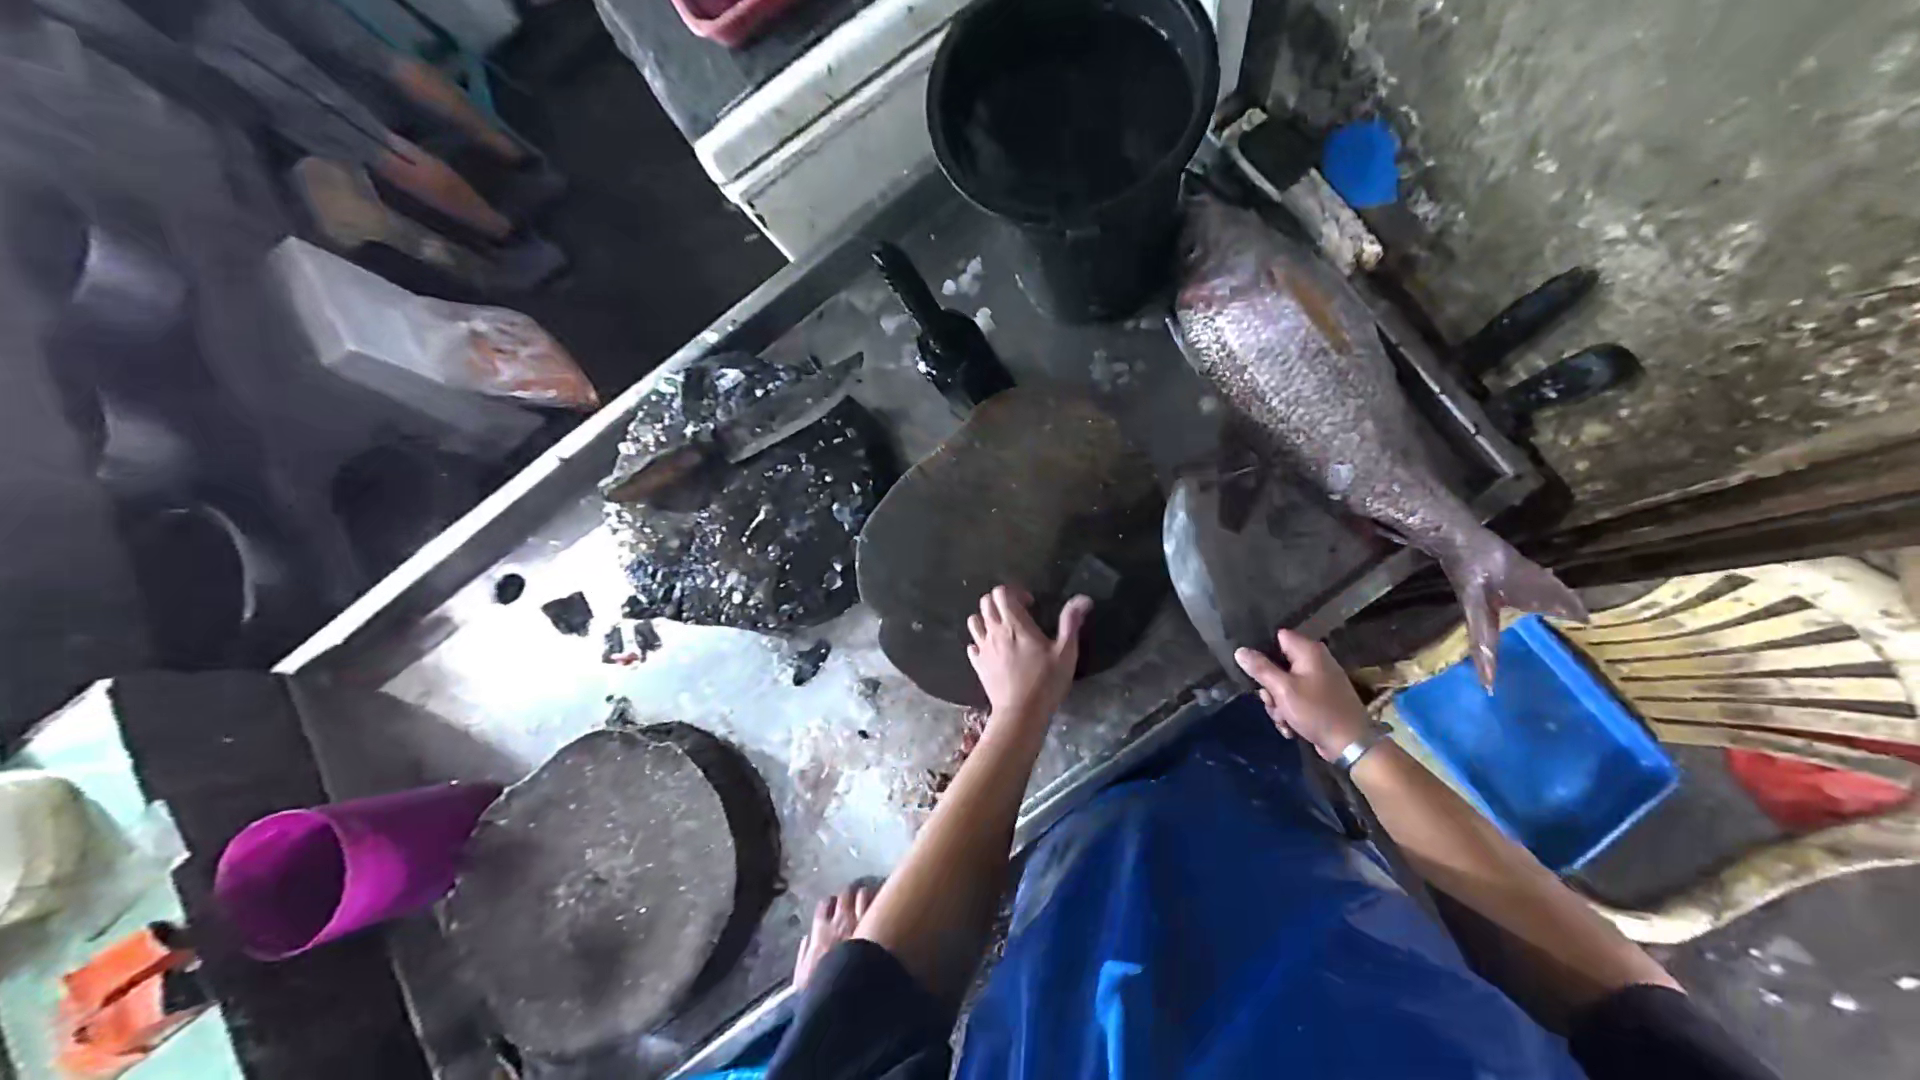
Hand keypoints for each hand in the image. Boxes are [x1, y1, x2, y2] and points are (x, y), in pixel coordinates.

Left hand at [966, 585, 1092, 723]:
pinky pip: (972, 645)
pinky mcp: (977, 664)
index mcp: (1015, 624)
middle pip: (986, 602)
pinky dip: (979, 641)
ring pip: (974, 620)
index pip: (1002, 592)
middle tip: (1018, 613)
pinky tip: (993, 650)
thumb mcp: (1065, 652)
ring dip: (987, 618)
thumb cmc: (1046, 682)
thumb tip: (1082, 599)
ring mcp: (982, 648)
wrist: (1020, 714)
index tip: (1030, 604)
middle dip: (1000, 601)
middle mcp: (994, 631)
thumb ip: (1071, 623)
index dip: (1015, 592)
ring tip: (1003, 629)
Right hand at [1235, 629, 1370, 760]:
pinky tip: (1290, 726)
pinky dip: (1289, 711)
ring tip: (1283, 719)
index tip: (1253, 668)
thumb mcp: (1283, 689)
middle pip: (1278, 664)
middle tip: (1271, 701)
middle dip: (1269, 686)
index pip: (1277, 637)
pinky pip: (1295, 697)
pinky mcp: (1320, 697)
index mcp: (1309, 651)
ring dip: (1277, 703)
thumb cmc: (1316, 711)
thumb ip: (1260, 668)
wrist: (1350, 744)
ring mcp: (1318, 680)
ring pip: (1283, 684)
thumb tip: (1240, 651)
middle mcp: (1315, 661)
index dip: (1262, 651)